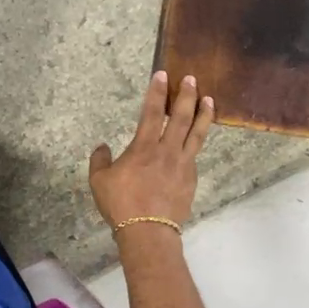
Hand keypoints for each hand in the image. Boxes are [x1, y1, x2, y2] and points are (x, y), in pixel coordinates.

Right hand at [89, 71, 215, 227]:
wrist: (148, 232)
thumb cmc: (120, 203)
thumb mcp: (99, 180)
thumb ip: (100, 159)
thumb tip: (102, 147)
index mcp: (143, 147)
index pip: (151, 112)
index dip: (156, 92)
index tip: (162, 75)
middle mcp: (167, 151)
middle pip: (181, 117)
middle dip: (186, 95)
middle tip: (191, 79)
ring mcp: (183, 165)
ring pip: (196, 134)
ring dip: (203, 114)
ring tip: (209, 100)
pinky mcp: (191, 179)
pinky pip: (195, 154)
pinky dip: (197, 142)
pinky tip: (196, 140)